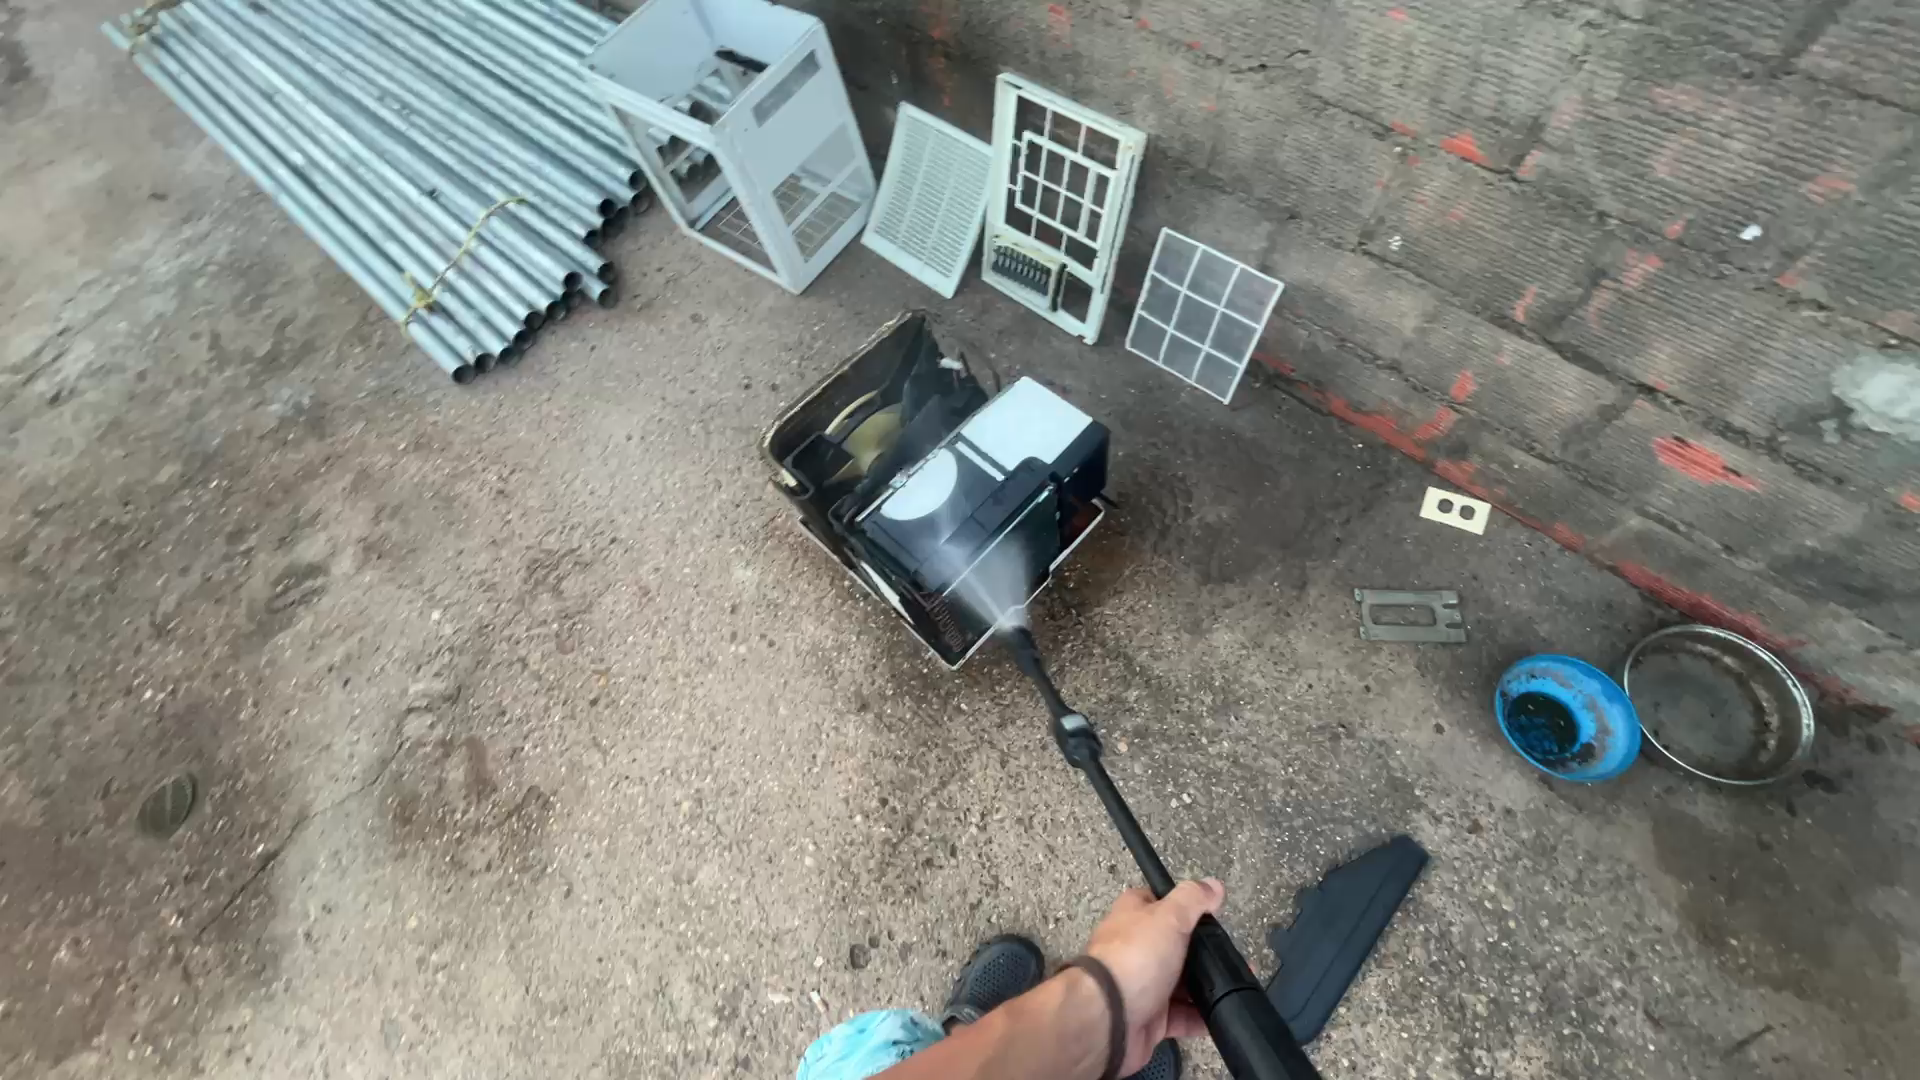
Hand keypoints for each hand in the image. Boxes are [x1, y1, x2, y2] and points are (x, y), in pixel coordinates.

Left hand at [1083, 879, 1225, 1074]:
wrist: (1108, 1017)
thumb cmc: (1133, 958)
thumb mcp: (1168, 917)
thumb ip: (1192, 900)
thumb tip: (1213, 885)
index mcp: (1135, 913)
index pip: (1163, 903)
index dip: (1188, 908)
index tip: (1215, 918)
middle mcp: (1137, 945)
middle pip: (1176, 945)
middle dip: (1203, 953)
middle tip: (1233, 959)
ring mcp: (1143, 982)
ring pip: (1181, 982)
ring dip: (1206, 986)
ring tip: (1236, 986)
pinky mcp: (1150, 1016)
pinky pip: (1181, 1016)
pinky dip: (1200, 1017)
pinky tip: (1221, 1016)